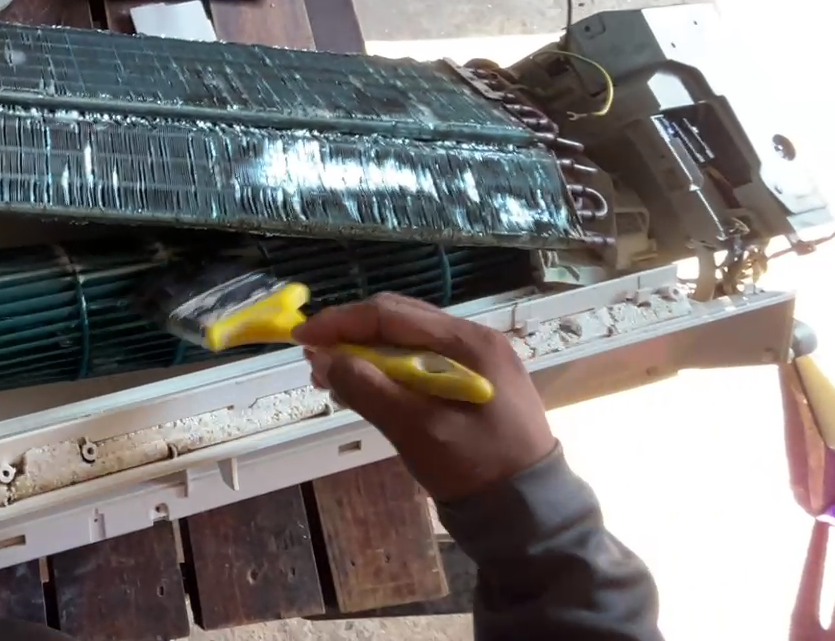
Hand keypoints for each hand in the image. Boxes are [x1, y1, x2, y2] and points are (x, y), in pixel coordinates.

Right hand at [293, 293, 554, 500]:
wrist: (534, 520)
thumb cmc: (477, 470)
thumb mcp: (416, 429)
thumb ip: (366, 387)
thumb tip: (319, 357)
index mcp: (469, 342)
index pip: (389, 314)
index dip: (339, 322)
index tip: (300, 337)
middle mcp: (473, 339)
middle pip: (394, 320)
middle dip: (347, 334)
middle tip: (312, 357)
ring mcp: (473, 359)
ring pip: (400, 338)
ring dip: (361, 351)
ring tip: (329, 375)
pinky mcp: (468, 379)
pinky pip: (413, 358)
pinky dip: (381, 367)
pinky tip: (360, 386)